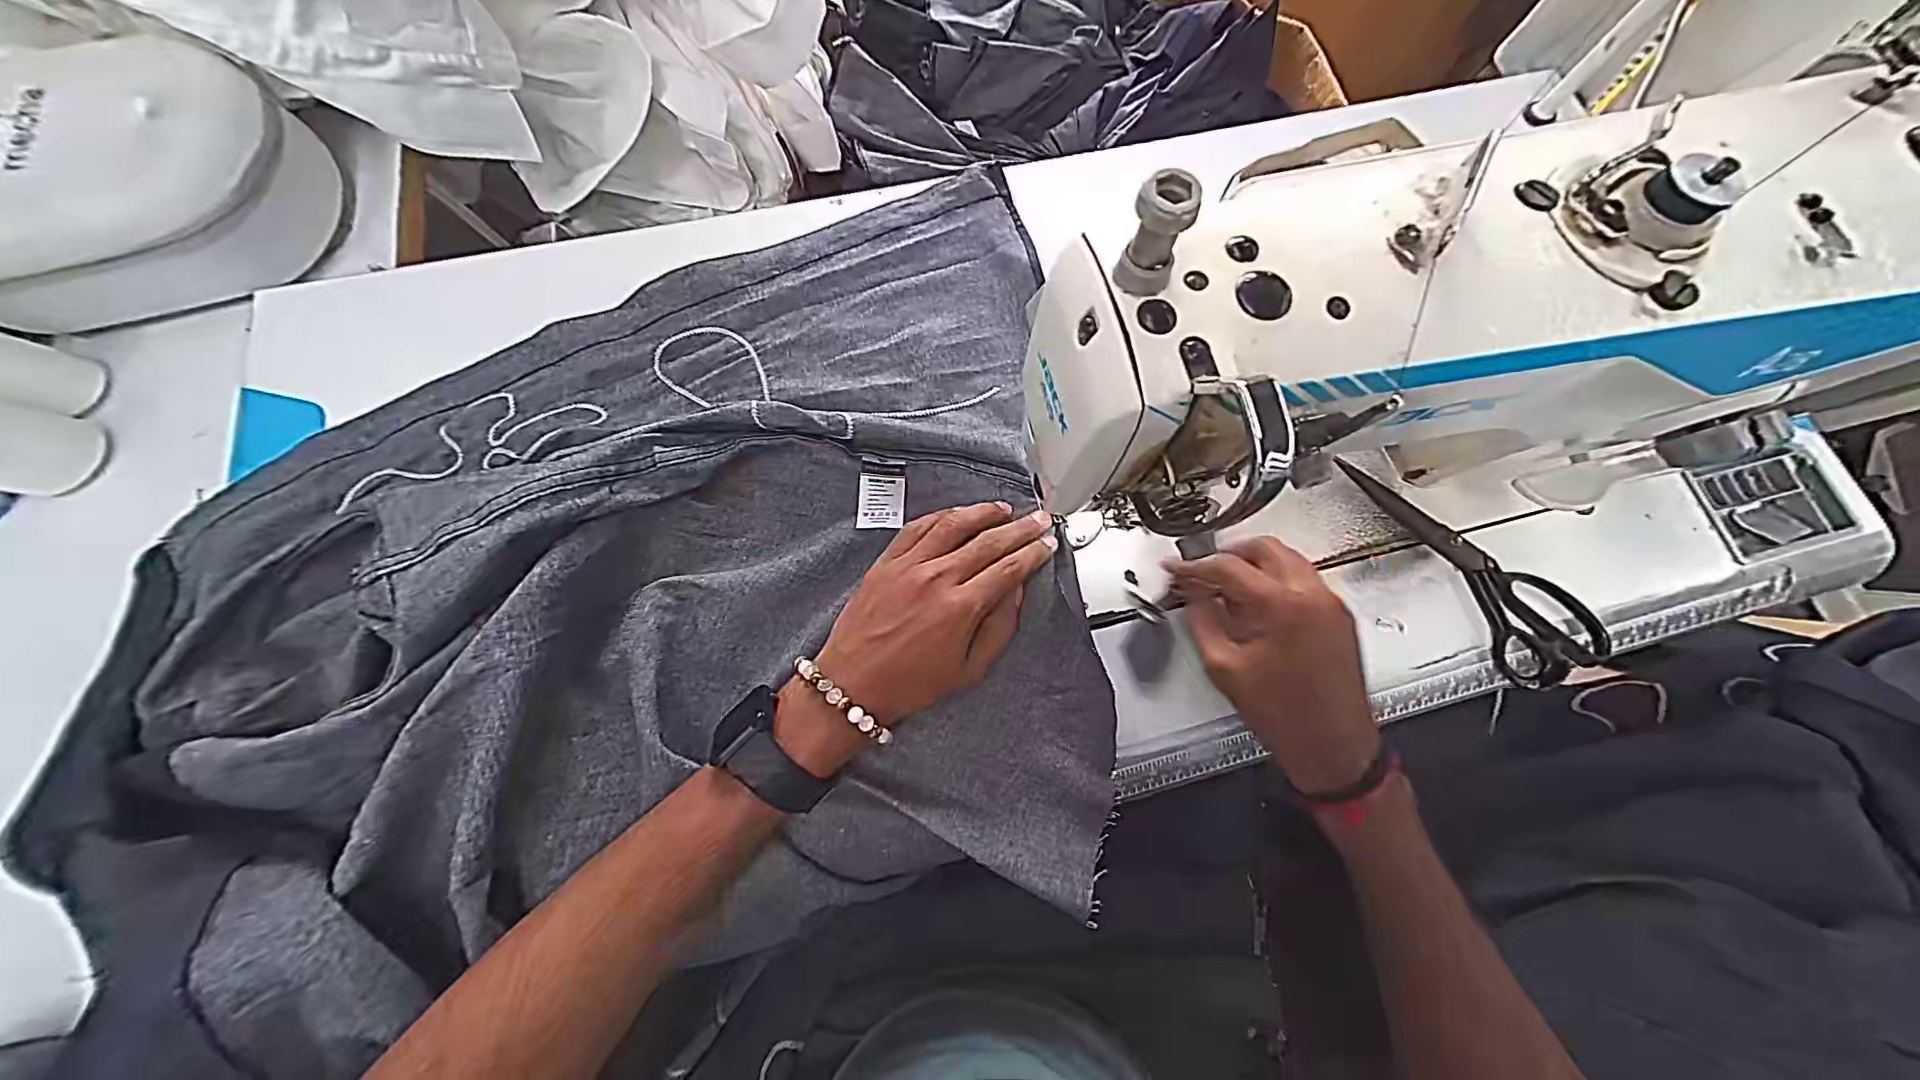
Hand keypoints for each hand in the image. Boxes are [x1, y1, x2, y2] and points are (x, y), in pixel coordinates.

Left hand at [776, 502, 1058, 773]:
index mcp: (960, 608)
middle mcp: (936, 579)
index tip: (1046, 544)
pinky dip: (941, 516)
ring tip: (1003, 508)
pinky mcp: (886, 563)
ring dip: (983, 512)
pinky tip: (955, 514)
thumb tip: (1015, 594)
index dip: (1033, 552)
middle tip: (1037, 519)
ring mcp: (908, 567)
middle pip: (988, 541)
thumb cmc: (908, 684)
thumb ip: (999, 628)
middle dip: (1020, 528)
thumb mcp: (968, 670)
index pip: (1008, 568)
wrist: (853, 684)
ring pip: (953, 525)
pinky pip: (917, 528)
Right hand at [1167, 537, 1380, 794]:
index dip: (1194, 565)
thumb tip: (1192, 594)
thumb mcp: (1224, 666)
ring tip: (1226, 587)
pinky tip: (1255, 604)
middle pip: (1265, 548)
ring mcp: (1331, 606)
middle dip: (1228, 554)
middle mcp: (1314, 597)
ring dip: (1254, 565)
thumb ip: (1202, 619)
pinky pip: (1303, 580)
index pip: (1229, 566)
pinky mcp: (1339, 617)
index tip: (1176, 568)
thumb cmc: (1288, 717)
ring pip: (1287, 560)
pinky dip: (1275, 581)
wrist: (1332, 746)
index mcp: (1283, 607)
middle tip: (1203, 570)